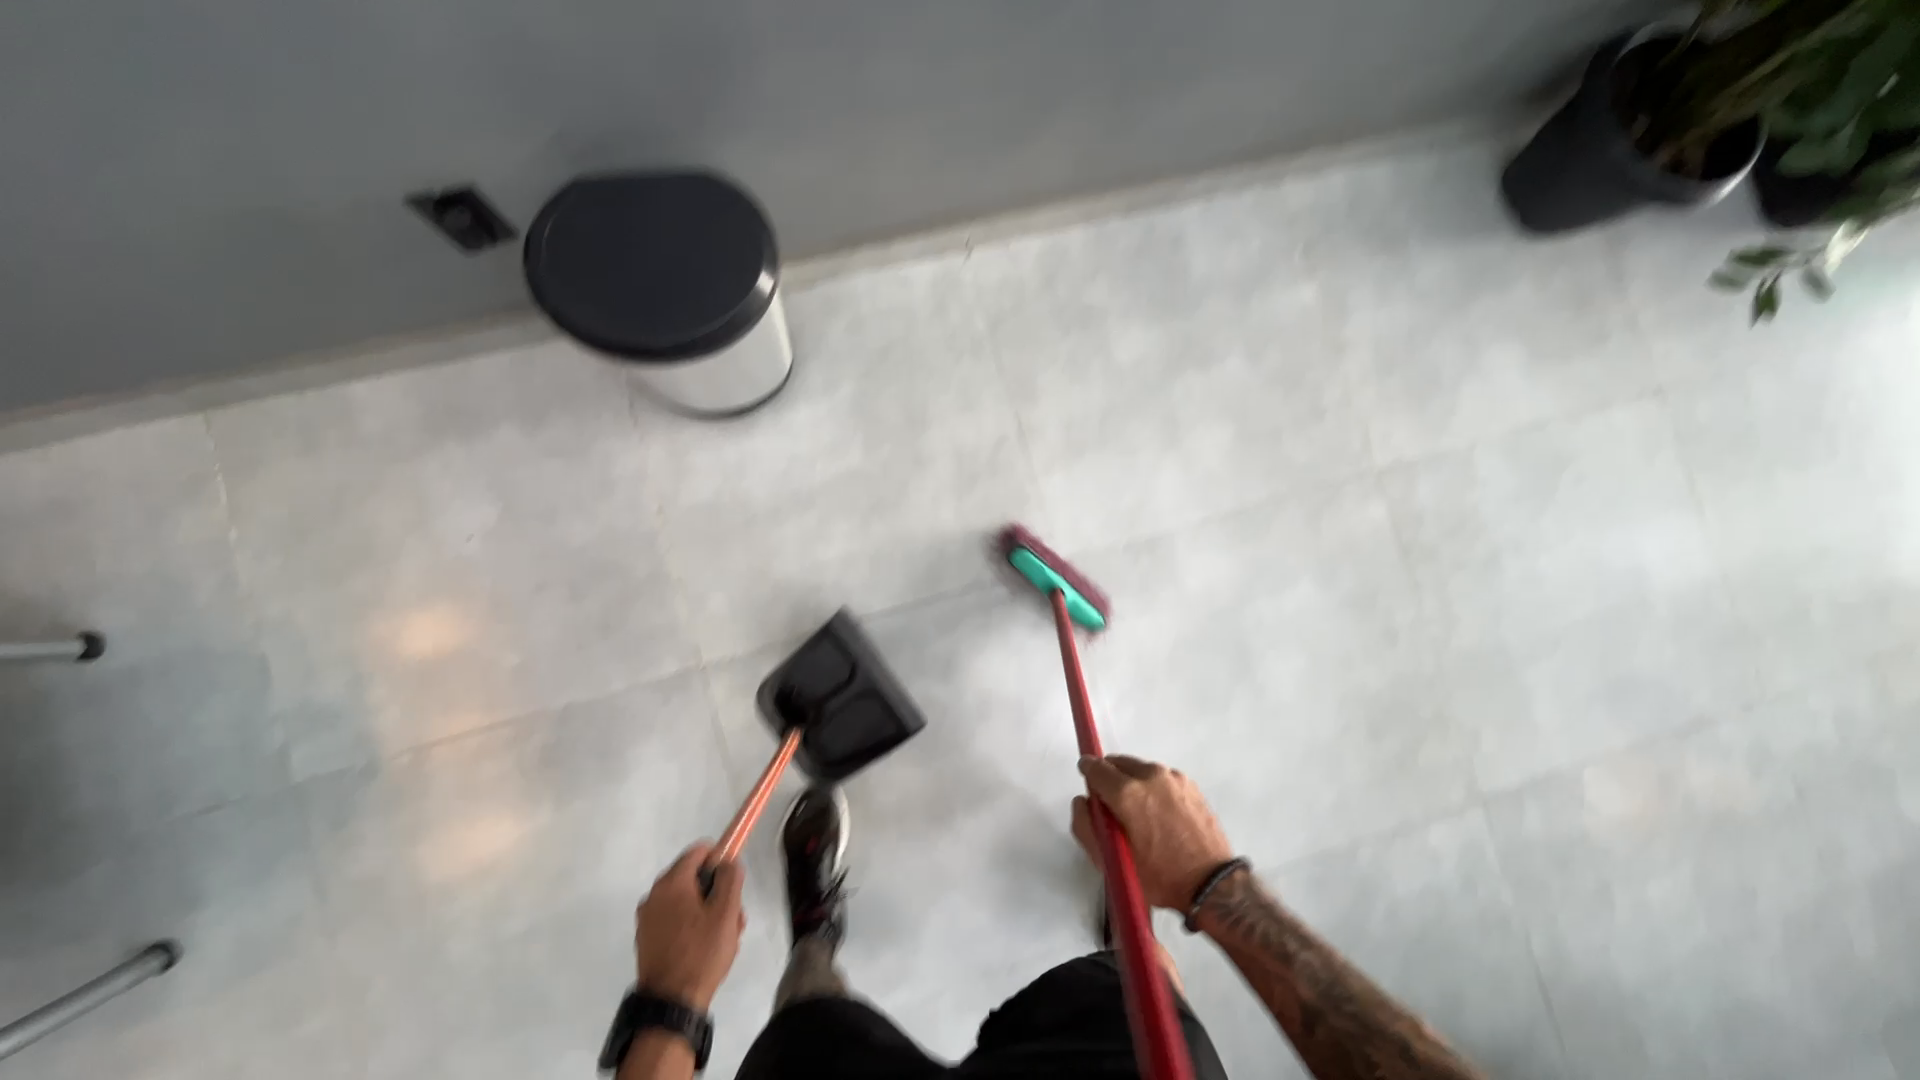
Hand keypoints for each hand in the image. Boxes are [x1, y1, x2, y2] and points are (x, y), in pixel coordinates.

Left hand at [634, 843, 745, 1010]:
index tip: (733, 880)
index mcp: (672, 882)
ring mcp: (648, 918)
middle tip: (733, 916)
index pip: (699, 851)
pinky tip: (706, 948)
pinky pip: (675, 919)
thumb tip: (727, 862)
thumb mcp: (726, 912)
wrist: (671, 1003)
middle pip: (693, 877)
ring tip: (724, 938)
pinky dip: (692, 925)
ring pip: (686, 901)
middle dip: (716, 891)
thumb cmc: (701, 953)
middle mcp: (654, 895)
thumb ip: (730, 878)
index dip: (720, 858)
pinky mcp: (647, 938)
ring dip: (707, 911)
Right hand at [1072, 755, 1233, 910]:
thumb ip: (1084, 825)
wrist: (1212, 884)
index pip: (1095, 767)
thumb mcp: (1109, 861)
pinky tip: (1160, 815)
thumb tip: (1083, 800)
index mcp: (1126, 792)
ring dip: (1132, 783)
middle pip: (1117, 763)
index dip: (1087, 773)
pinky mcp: (1190, 784)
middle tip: (1112, 807)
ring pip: (1140, 769)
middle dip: (1109, 778)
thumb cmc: (1158, 876)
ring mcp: (1173, 777)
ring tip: (1139, 815)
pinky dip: (1153, 788)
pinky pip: (1160, 778)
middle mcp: (1150, 775)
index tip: (1088, 783)